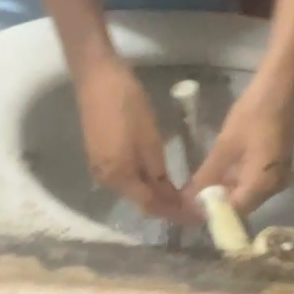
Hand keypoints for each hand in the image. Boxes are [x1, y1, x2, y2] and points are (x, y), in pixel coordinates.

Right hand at [75, 58, 193, 221]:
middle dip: (166, 206)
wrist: (97, 76)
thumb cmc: (127, 104)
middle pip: (140, 201)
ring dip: (155, 195)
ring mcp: (100, 170)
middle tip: (192, 206)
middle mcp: (106, 181)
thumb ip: (159, 175)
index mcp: (119, 178)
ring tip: (180, 196)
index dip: (174, 213)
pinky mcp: (99, 158)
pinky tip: (159, 180)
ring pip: (133, 190)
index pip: (150, 206)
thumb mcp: (150, 141)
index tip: (196, 216)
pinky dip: (143, 182)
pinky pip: (125, 178)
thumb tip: (170, 199)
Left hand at [186, 77, 293, 213]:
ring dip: (225, 192)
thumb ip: (207, 176)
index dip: (211, 211)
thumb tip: (188, 199)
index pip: (234, 210)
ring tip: (200, 188)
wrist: (281, 87)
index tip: (190, 208)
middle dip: (217, 202)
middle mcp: (275, 187)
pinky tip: (218, 175)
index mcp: (263, 184)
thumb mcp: (225, 146)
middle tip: (192, 198)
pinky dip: (236, 181)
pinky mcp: (278, 166)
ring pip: (247, 194)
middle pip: (242, 205)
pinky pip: (255, 182)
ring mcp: (279, 177)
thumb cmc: (253, 114)